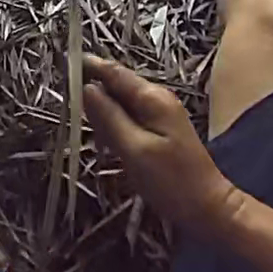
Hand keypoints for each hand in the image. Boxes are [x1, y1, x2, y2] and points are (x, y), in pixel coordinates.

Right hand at [82, 55, 243, 236]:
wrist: (209, 208)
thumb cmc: (172, 182)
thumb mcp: (134, 150)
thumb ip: (109, 117)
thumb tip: (86, 88)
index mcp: (152, 97)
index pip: (114, 72)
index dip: (89, 66)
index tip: (63, 63)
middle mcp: (157, 97)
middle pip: (117, 84)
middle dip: (92, 88)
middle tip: (65, 99)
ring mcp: (160, 112)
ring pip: (121, 101)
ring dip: (102, 107)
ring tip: (79, 119)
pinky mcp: (160, 128)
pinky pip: (129, 116)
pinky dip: (113, 122)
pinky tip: (104, 138)